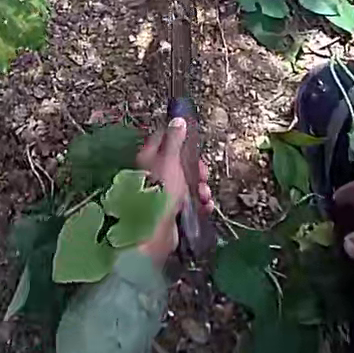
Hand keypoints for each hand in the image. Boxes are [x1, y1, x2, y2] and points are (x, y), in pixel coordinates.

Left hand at [134, 117, 211, 264]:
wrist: (154, 233)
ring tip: (204, 194)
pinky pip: (190, 203)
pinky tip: (204, 206)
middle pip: (179, 162)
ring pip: (187, 183)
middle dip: (195, 167)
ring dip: (200, 187)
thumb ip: (174, 140)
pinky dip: (199, 203)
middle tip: (202, 172)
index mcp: (148, 158)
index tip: (193, 140)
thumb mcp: (169, 160)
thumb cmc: (160, 191)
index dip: (179, 136)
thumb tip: (178, 119)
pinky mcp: (171, 212)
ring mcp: (162, 194)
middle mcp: (154, 175)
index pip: (163, 138)